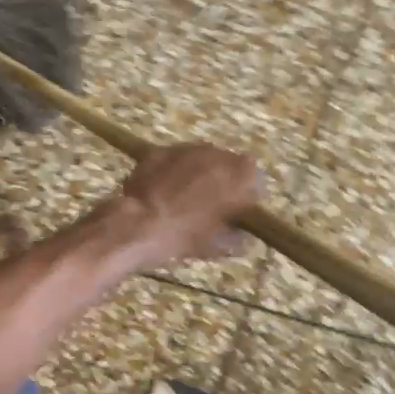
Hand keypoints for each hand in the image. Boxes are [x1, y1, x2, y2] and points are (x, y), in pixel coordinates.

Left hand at [113, 143, 261, 265]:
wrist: (139, 224)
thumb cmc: (185, 236)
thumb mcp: (220, 245)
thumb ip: (239, 236)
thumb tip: (241, 234)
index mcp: (241, 176)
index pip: (255, 179)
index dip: (246, 193)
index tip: (237, 207)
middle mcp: (218, 154)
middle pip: (228, 163)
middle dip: (222, 179)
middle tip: (210, 200)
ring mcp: (187, 148)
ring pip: (201, 157)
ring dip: (198, 171)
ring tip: (184, 192)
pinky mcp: (161, 150)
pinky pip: (174, 158)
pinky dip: (173, 169)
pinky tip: (163, 187)